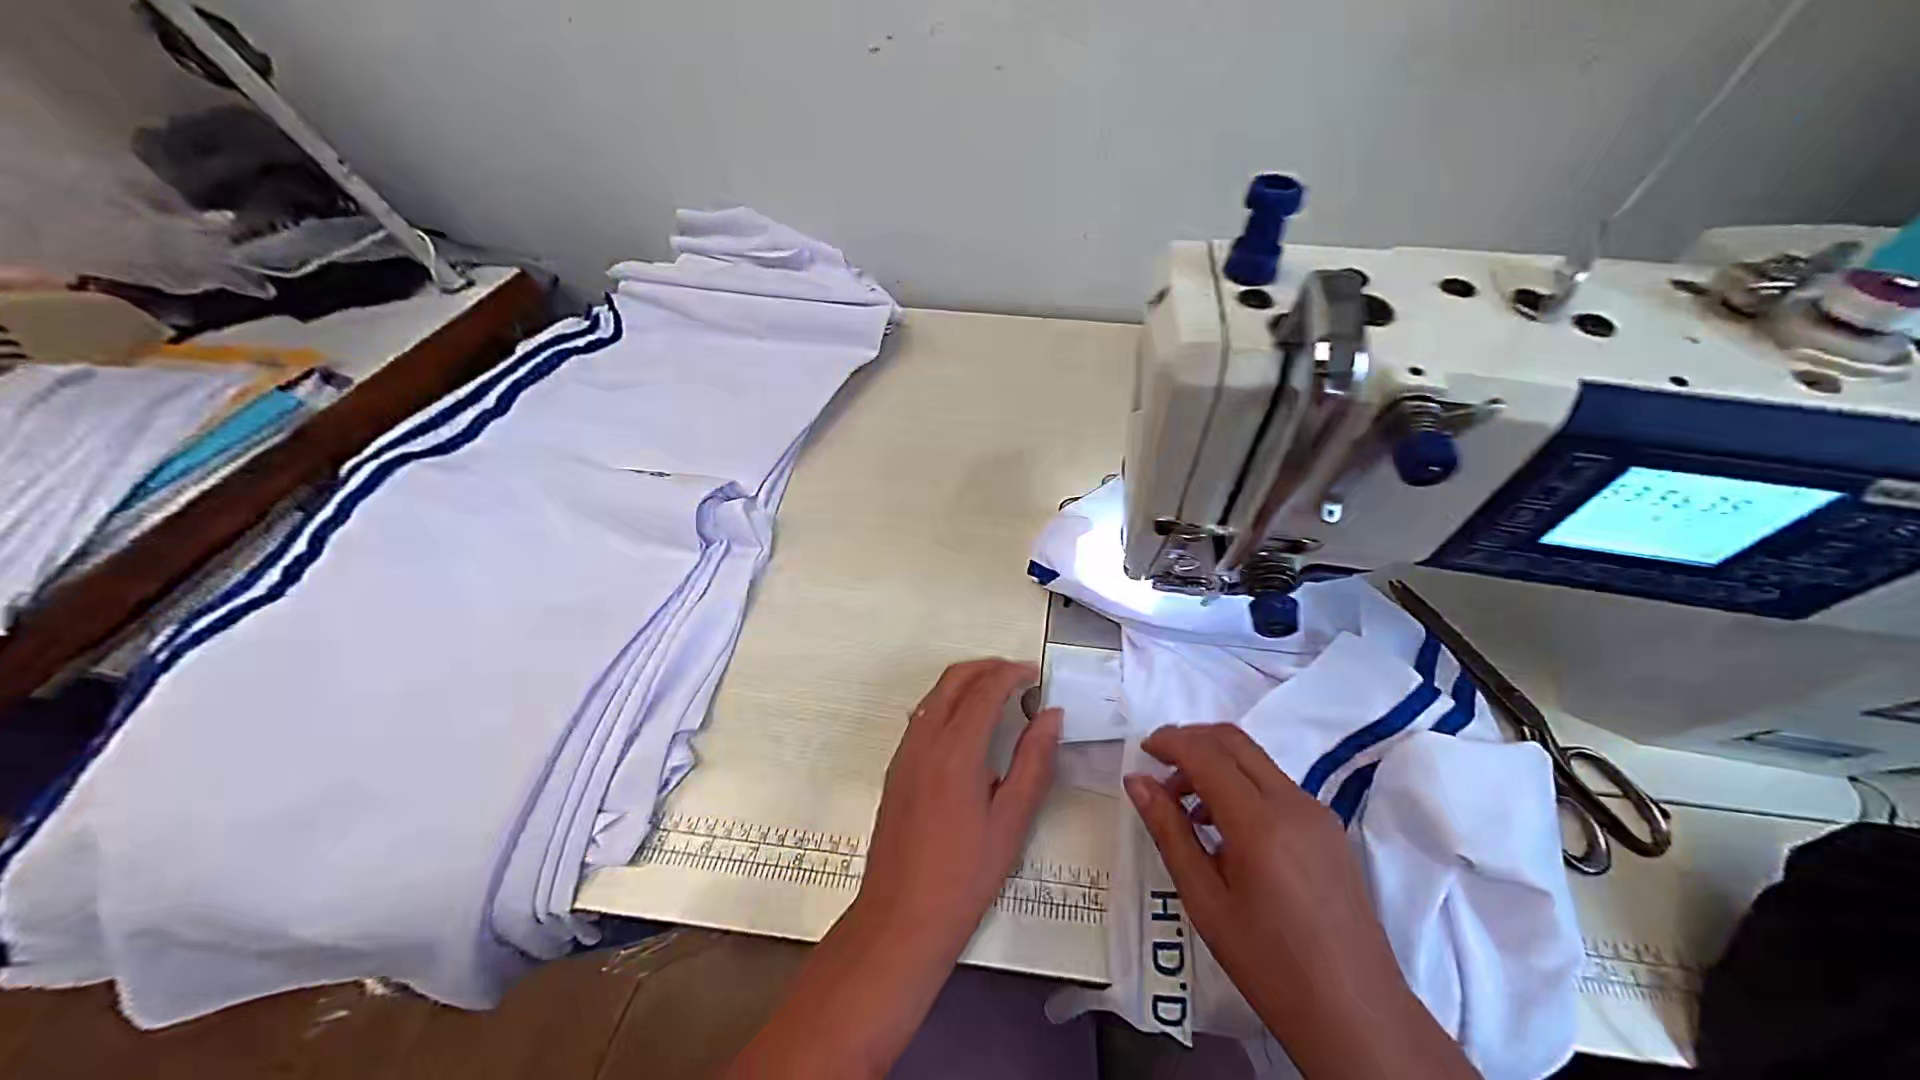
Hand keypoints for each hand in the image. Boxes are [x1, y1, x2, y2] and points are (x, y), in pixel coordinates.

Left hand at [726, 659, 1060, 1079]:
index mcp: (955, 750)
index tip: (1036, 674)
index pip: (985, 690)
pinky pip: (922, 716)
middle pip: (953, 680)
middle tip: (1019, 676)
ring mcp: (904, 753)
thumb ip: (1034, 762)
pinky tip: (969, 728)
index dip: (1012, 674)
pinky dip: (948, 703)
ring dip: (966, 683)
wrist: (901, 916)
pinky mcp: (896, 769)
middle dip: (987, 668)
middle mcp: (923, 740)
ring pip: (934, 695)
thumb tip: (1051, 716)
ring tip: (999, 696)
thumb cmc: (964, 875)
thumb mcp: (1012, 821)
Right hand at [1125, 724, 1477, 1079]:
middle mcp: (1294, 804)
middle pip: (1234, 742)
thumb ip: (1169, 831)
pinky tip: (1223, 827)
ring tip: (1185, 807)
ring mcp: (1317, 813)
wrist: (1356, 1015)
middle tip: (1158, 768)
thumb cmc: (1269, 964)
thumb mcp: (1205, 900)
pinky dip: (1241, 784)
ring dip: (1216, 763)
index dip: (1170, 742)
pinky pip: (1276, 784)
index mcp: (1260, 823)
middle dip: (1191, 741)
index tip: (1142, 751)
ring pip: (1256, 760)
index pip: (1207, 754)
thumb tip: (1137, 780)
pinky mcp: (1329, 828)